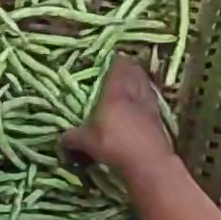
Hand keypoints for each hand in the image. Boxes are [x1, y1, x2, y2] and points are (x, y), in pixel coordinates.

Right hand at [64, 57, 175, 176]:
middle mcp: (134, 94)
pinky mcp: (159, 120)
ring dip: (140, 81)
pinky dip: (146, 98)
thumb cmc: (114, 145)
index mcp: (116, 92)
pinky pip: (152, 101)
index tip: (110, 57)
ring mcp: (150, 106)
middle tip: (121, 67)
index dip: (115, 60)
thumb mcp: (86, 142)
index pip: (119, 67)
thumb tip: (61, 139)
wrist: (148, 162)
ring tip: (133, 82)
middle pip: (135, 72)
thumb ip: (72, 138)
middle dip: (129, 67)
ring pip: (146, 85)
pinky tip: (142, 104)